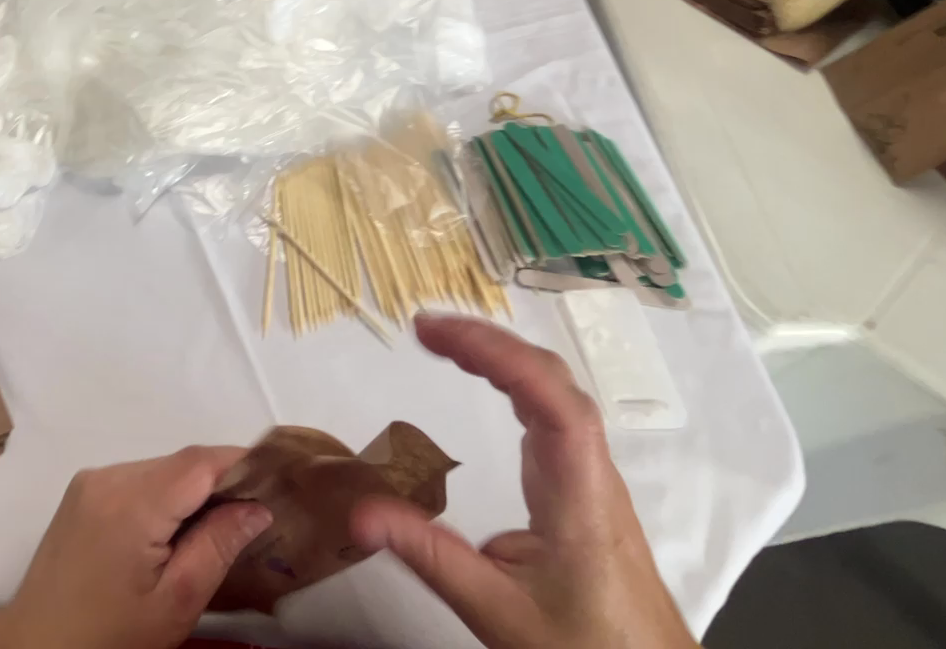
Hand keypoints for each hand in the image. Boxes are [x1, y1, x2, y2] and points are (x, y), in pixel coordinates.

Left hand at [0, 446, 273, 648]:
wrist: (38, 646)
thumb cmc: (111, 635)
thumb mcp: (176, 601)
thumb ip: (218, 545)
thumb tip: (257, 506)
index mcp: (131, 501)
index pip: (198, 461)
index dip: (239, 462)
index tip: (276, 477)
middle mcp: (108, 477)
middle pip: (178, 464)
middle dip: (217, 482)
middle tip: (253, 514)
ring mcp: (90, 482)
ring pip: (158, 470)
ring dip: (189, 491)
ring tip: (216, 529)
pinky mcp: (81, 493)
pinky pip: (135, 480)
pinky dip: (161, 497)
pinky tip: (173, 532)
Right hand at [352, 315, 698, 648]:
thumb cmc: (583, 648)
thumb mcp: (497, 613)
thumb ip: (428, 557)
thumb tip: (356, 512)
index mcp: (579, 498)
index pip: (553, 403)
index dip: (497, 354)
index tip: (432, 334)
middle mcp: (590, 472)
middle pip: (554, 382)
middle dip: (490, 341)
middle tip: (424, 329)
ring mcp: (588, 474)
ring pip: (555, 390)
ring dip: (500, 354)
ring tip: (441, 340)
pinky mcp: (578, 483)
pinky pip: (549, 409)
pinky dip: (510, 377)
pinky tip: (482, 375)